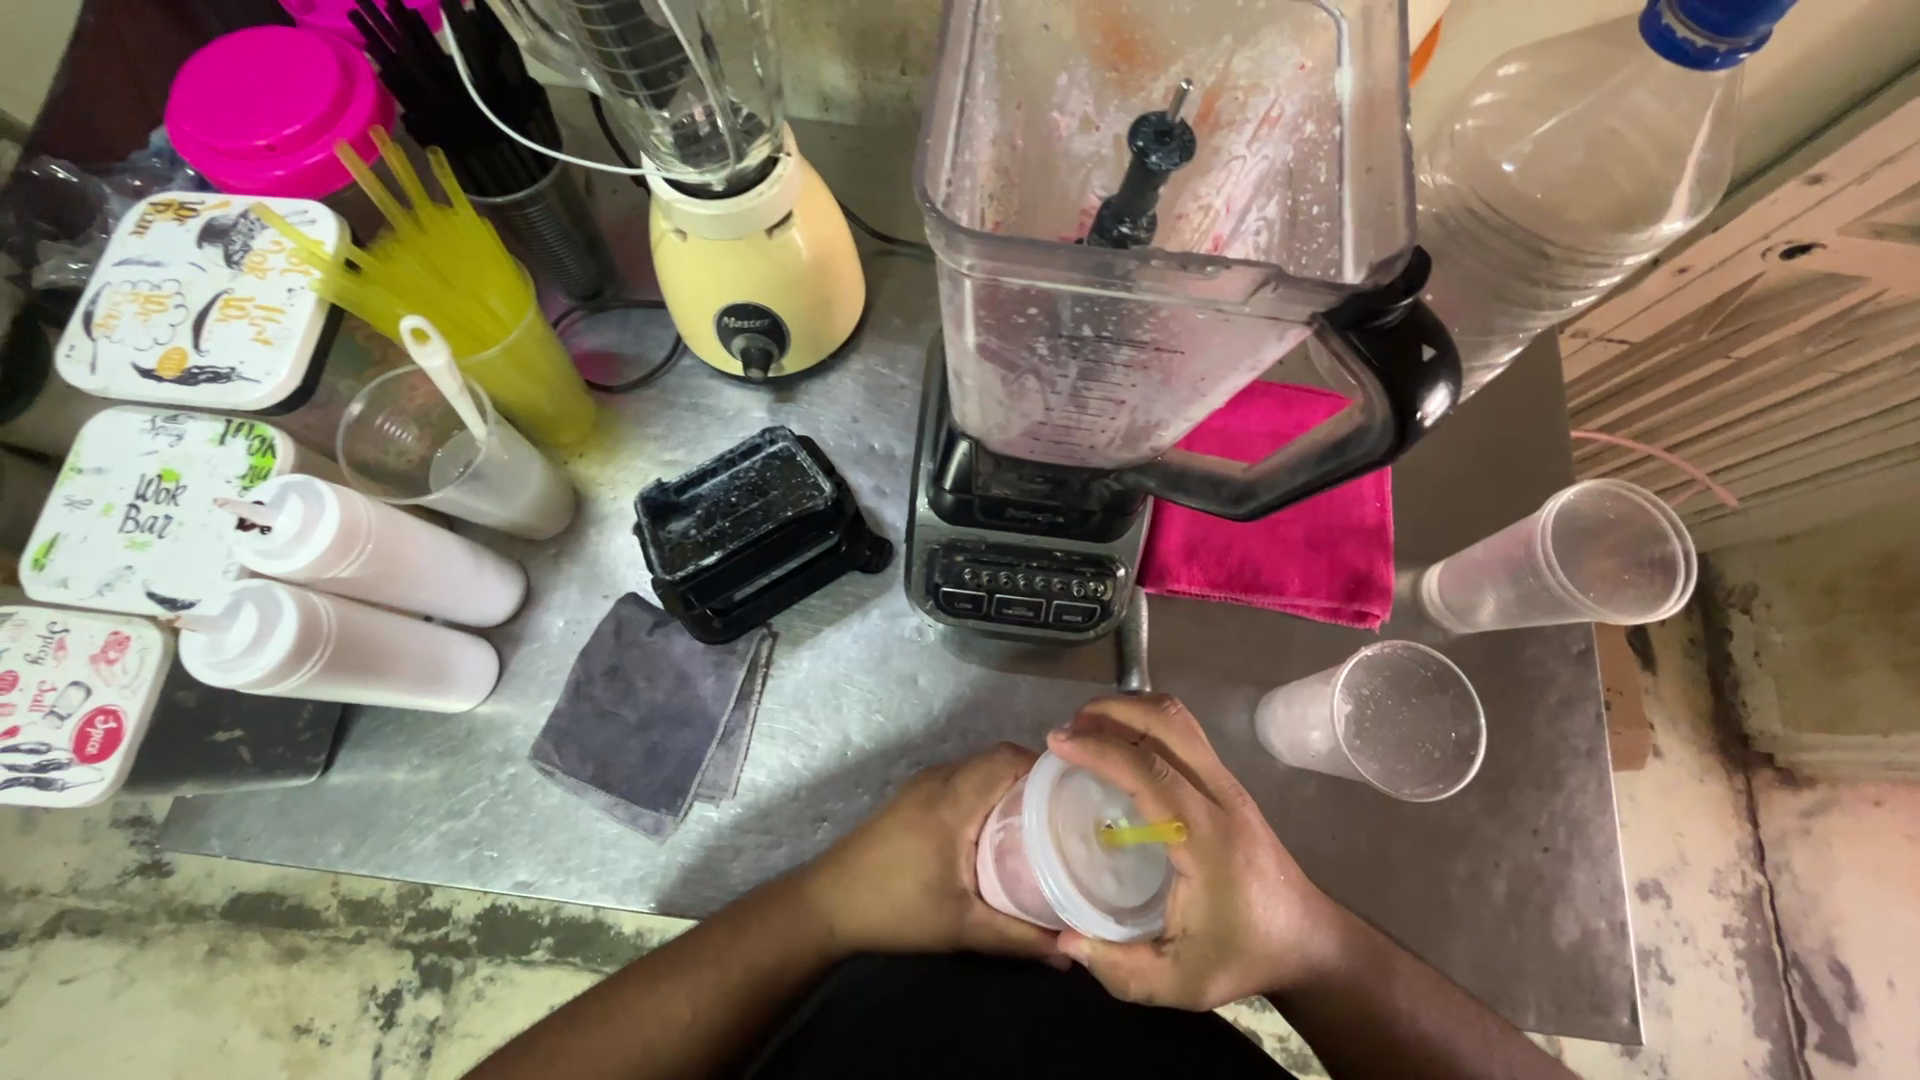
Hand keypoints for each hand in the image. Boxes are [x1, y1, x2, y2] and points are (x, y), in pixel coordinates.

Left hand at [796, 742, 1059, 960]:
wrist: (826, 904)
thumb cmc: (894, 909)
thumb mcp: (961, 927)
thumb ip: (1016, 938)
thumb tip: (1068, 952)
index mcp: (953, 799)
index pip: (1008, 757)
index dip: (1046, 767)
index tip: (1078, 791)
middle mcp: (939, 779)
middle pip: (997, 757)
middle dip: (1034, 776)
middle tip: (1067, 809)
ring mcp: (921, 784)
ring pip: (978, 765)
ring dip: (1009, 782)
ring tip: (1041, 817)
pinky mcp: (912, 795)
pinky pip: (962, 777)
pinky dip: (987, 789)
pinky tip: (1000, 824)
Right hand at [1048, 694, 1355, 1009]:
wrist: (1308, 939)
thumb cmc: (1243, 955)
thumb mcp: (1182, 983)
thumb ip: (1122, 972)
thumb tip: (1066, 939)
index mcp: (1207, 838)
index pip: (1150, 772)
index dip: (1101, 750)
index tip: (1057, 742)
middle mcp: (1220, 796)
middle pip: (1168, 723)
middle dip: (1112, 712)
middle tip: (1069, 729)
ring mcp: (1227, 783)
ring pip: (1179, 719)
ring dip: (1129, 711)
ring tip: (1088, 729)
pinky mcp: (1226, 782)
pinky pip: (1183, 733)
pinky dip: (1144, 724)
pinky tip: (1119, 746)